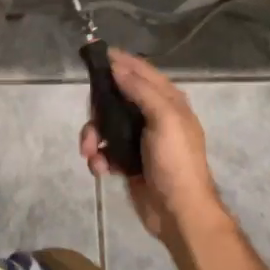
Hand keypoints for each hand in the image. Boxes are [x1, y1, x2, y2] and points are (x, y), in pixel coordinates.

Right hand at [79, 51, 222, 240]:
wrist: (179, 213)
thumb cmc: (175, 161)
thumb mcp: (165, 119)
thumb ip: (141, 90)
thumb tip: (117, 66)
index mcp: (167, 100)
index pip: (141, 71)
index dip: (120, 61)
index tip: (96, 55)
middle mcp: (153, 115)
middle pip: (117, 97)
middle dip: (99, 107)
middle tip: (91, 117)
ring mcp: (140, 139)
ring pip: (107, 124)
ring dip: (94, 135)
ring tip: (90, 151)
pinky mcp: (128, 162)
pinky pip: (106, 150)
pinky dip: (98, 157)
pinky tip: (99, 167)